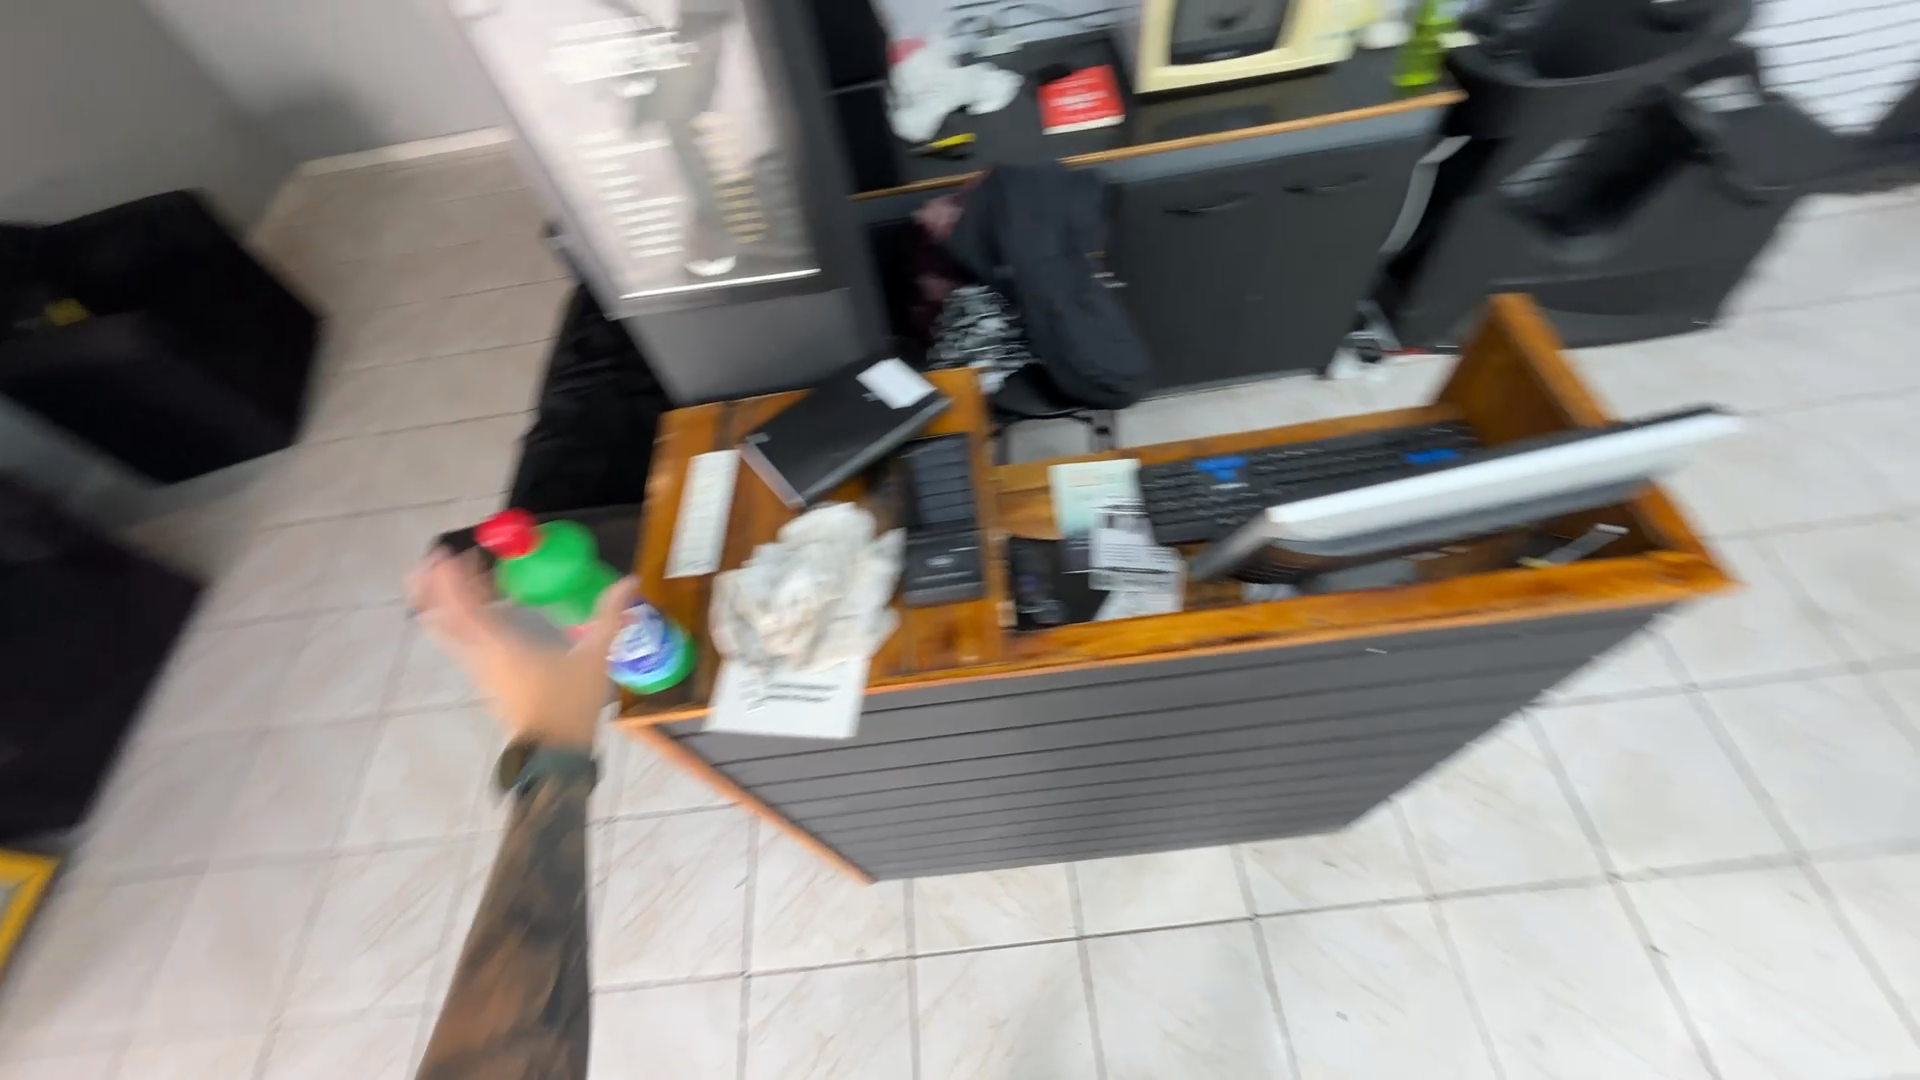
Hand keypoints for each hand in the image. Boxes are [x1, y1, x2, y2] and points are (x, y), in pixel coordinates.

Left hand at [409, 549, 637, 750]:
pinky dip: (463, 619)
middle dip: (433, 586)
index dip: (451, 579)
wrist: (555, 750)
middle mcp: (480, 655)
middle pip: (440, 617)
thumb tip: (630, 582)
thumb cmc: (571, 702)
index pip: (463, 606)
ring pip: (449, 630)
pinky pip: (463, 642)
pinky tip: (487, 611)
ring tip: (465, 578)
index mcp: (500, 646)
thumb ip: (608, 616)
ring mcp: (479, 670)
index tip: (450, 552)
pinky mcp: (486, 680)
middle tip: (440, 558)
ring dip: (449, 602)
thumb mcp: (594, 656)